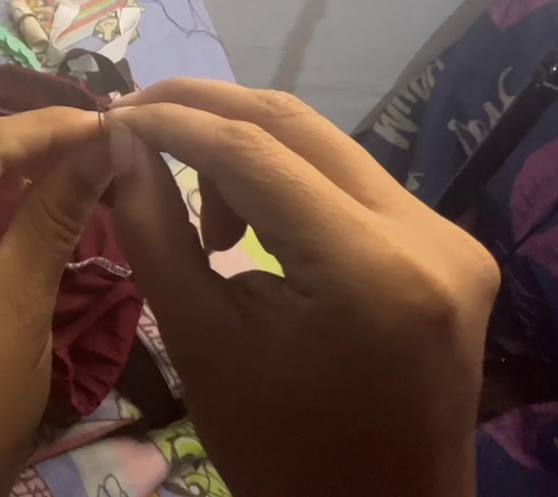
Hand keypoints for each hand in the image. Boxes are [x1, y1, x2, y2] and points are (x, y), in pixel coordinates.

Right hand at [106, 79, 498, 496]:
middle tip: (135, 117)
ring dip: (238, 146)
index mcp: (369, 270)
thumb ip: (151, 222)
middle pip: (292, 123)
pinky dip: (276, 176)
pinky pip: (339, 177)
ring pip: (317, 142)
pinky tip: (244, 225)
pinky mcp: (441, 245)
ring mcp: (445, 237)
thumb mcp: (194, 334)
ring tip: (198, 212)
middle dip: (202, 107)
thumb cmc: (275, 449)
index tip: (112, 116)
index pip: (252, 150)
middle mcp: (427, 236)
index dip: (172, 121)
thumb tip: (118, 139)